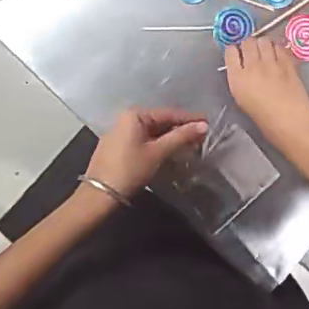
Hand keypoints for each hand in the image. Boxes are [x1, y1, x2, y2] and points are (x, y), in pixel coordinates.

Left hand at [82, 107, 207, 200]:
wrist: (99, 194)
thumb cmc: (129, 169)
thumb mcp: (157, 152)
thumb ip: (181, 137)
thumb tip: (204, 125)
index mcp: (134, 115)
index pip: (168, 113)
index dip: (189, 119)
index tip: (208, 123)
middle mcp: (126, 119)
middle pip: (160, 121)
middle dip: (181, 129)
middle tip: (202, 136)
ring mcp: (121, 133)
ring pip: (153, 132)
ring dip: (171, 138)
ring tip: (191, 144)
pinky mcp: (119, 147)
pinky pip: (144, 140)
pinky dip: (159, 144)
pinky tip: (171, 151)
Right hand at [224, 37, 308, 153]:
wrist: (291, 124)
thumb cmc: (266, 119)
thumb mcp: (243, 100)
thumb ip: (240, 80)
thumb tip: (242, 69)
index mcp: (237, 79)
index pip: (230, 52)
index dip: (234, 50)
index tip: (237, 52)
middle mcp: (252, 67)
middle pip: (247, 41)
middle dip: (248, 44)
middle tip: (252, 50)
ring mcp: (271, 63)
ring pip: (264, 40)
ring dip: (263, 43)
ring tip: (265, 51)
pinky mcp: (288, 63)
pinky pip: (280, 47)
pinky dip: (277, 48)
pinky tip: (278, 56)